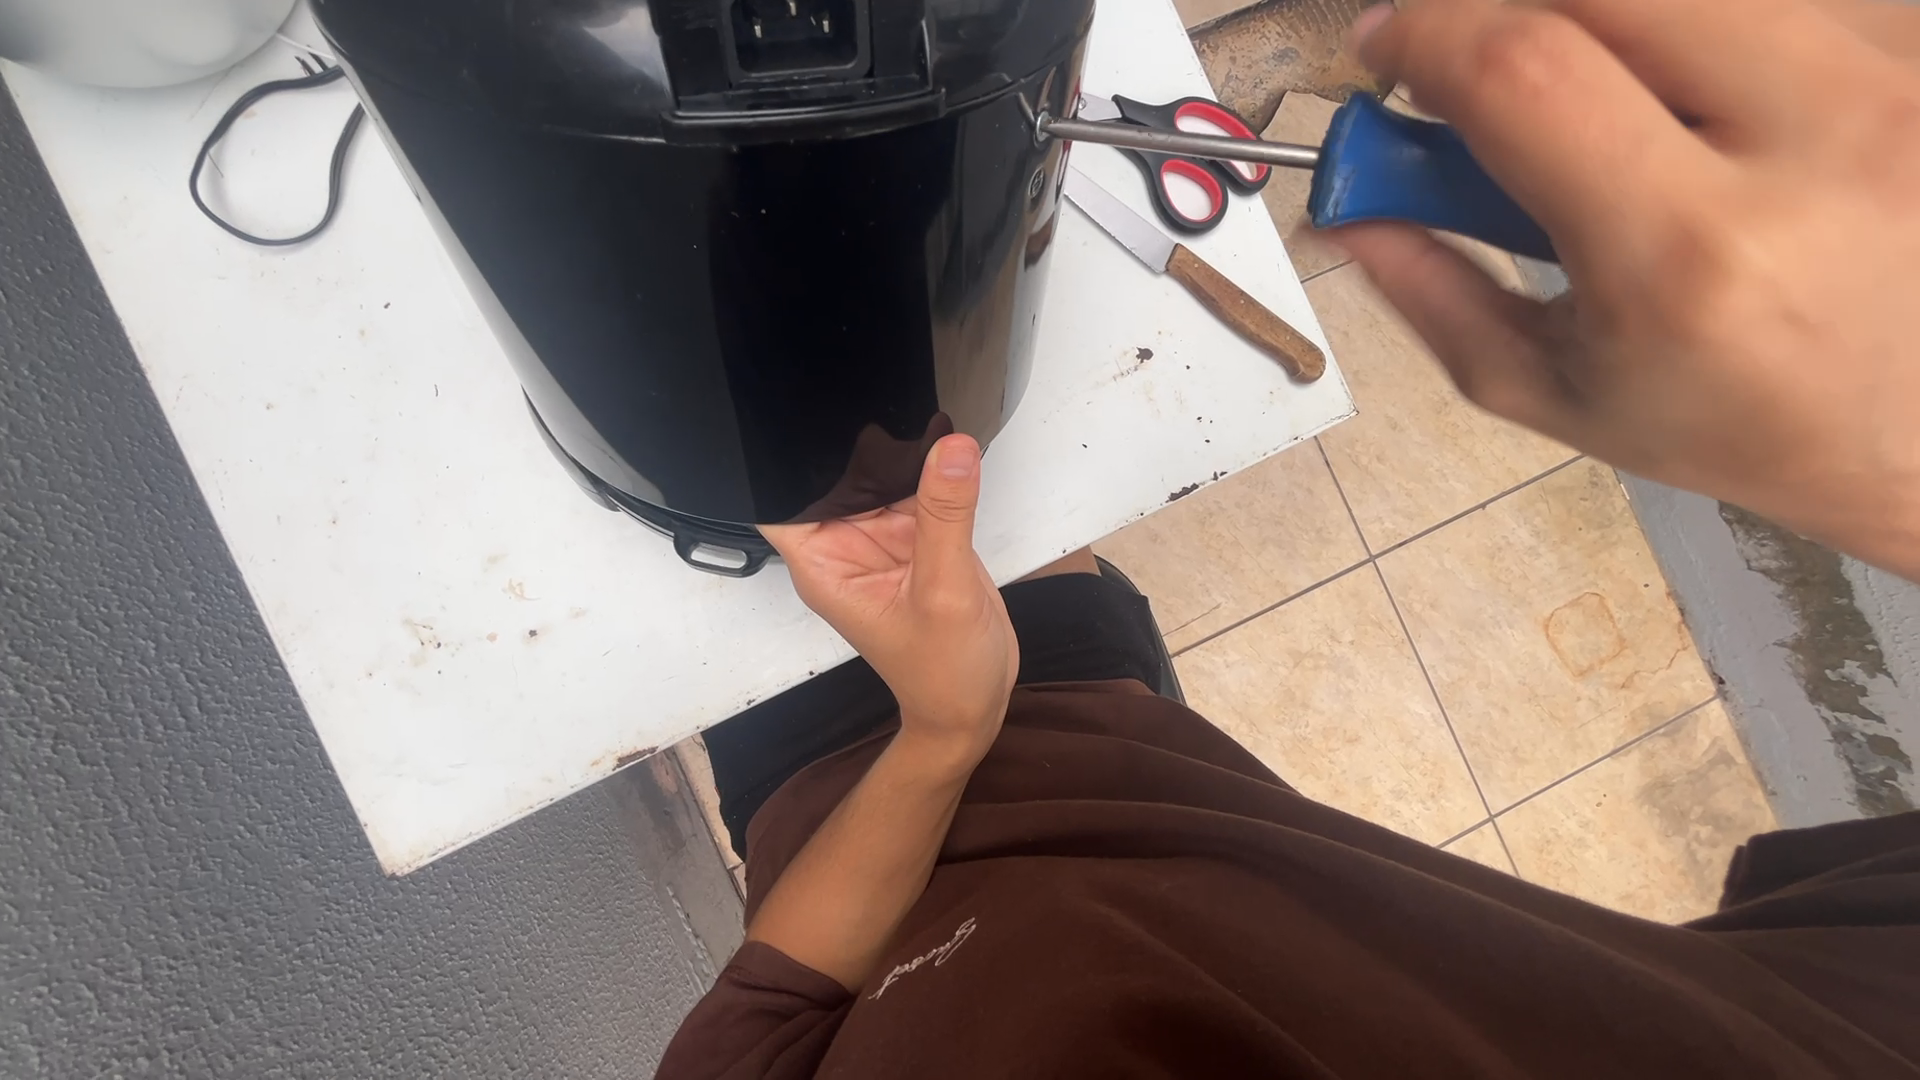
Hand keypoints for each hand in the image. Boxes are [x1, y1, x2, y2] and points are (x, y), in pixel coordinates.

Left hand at [762, 435, 1017, 767]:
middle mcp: (847, 545)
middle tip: (877, 388)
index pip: (780, 498)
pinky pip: (920, 490)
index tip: (802, 408)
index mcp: (825, 561)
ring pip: (882, 476)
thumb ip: (946, 516)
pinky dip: (932, 470)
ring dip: (899, 451)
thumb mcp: (943, 592)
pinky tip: (946, 442)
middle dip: (854, 441)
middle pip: (835, 475)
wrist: (975, 703)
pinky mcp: (920, 539)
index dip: (781, 457)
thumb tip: (953, 448)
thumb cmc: (942, 671)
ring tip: (918, 404)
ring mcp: (884, 540)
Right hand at [1334, 0, 1919, 577]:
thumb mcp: (1532, 382)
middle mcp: (1812, 132)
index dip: (1430, 35)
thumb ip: (1427, 290)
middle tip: (1457, 70)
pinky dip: (1672, 42)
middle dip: (1499, 13)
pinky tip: (1677, 113)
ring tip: (1579, 116)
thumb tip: (1345, 215)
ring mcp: (1901, 69)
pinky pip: (1759, 4)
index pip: (1527, 75)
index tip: (1377, 44)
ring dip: (1587, 31)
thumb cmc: (1705, 420)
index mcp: (1679, 250)